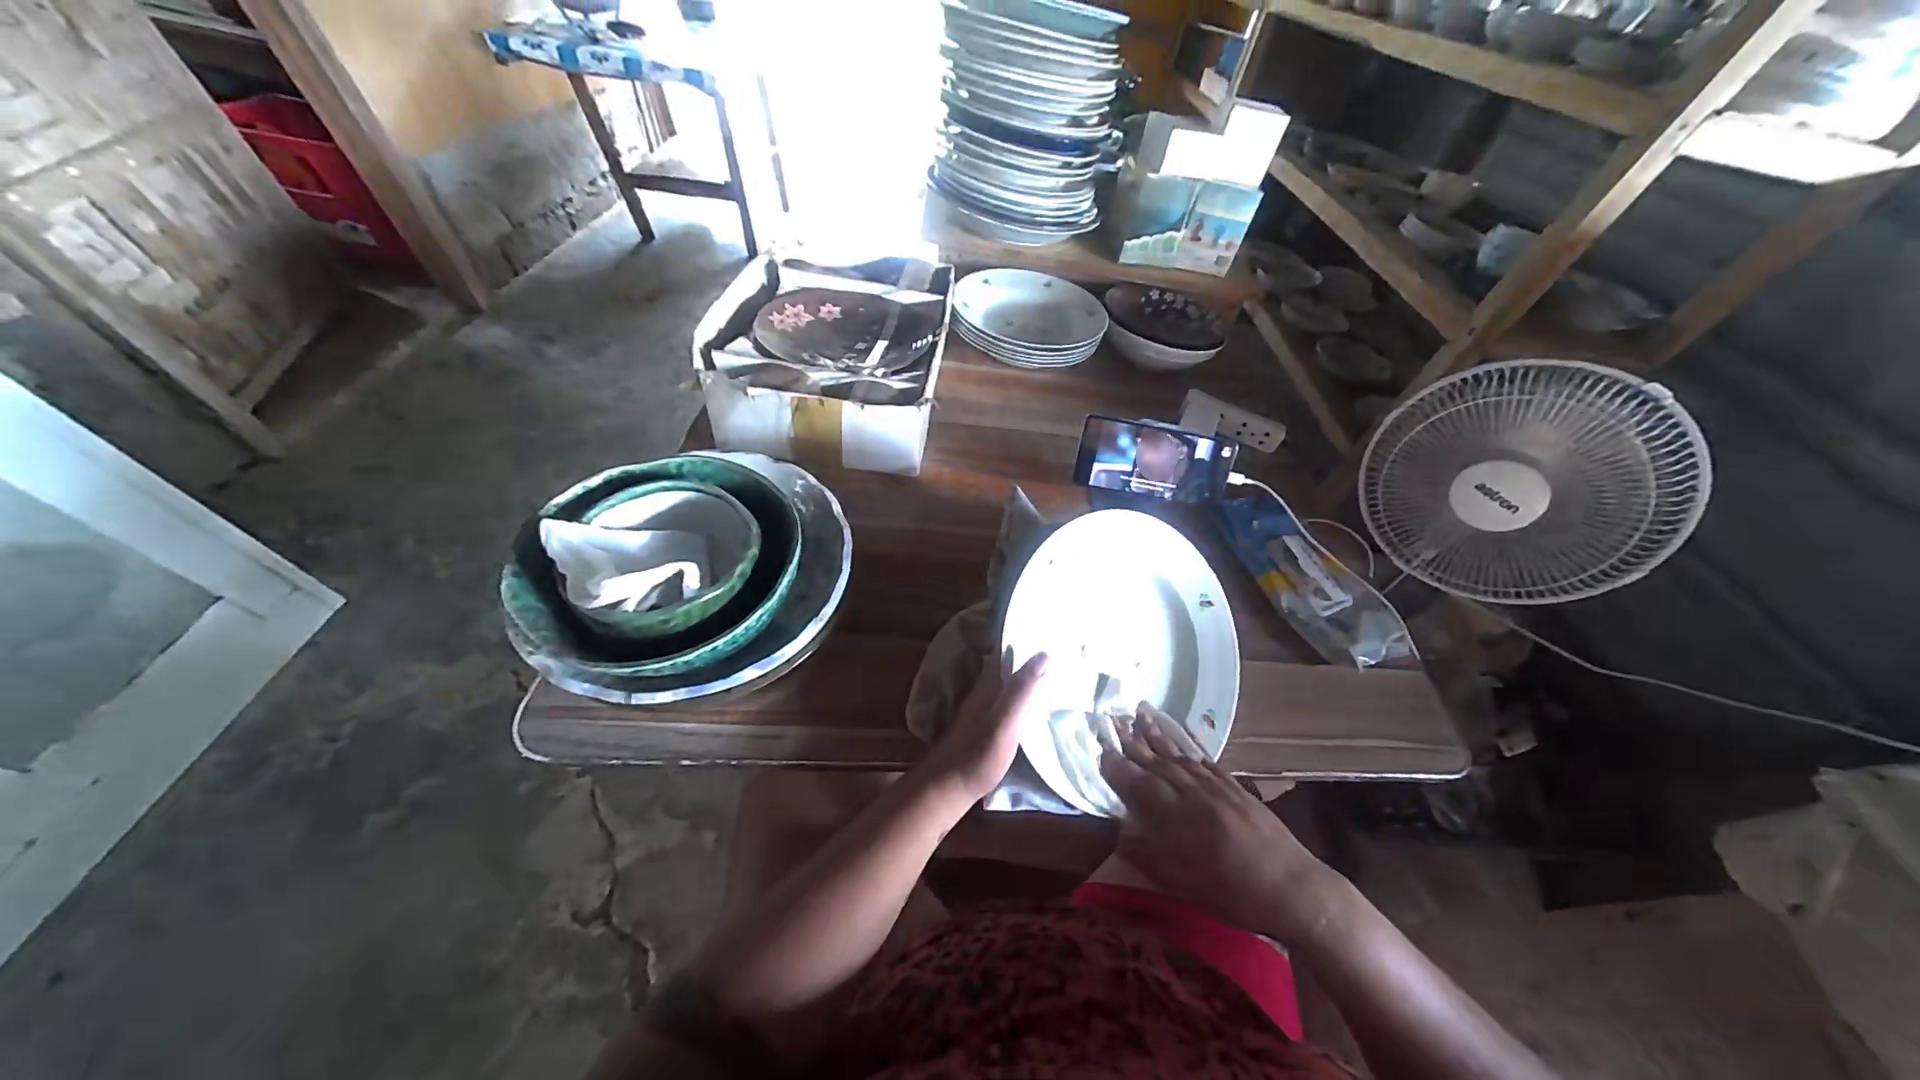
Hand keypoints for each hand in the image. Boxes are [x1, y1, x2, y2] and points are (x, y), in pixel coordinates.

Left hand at [919, 650, 1048, 804]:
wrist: (947, 789)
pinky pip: (1003, 706)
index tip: (1045, 634)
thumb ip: (1021, 689)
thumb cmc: (978, 754)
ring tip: (1048, 678)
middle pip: (1004, 670)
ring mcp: (979, 714)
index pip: (1004, 655)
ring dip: (1022, 680)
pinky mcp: (981, 731)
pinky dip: (1018, 701)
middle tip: (1054, 655)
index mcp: (986, 687)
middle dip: (1025, 661)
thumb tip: (1043, 654)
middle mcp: (981, 695)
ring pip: (1003, 688)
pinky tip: (1030, 708)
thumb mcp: (1005, 720)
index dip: (1022, 644)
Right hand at [1100, 706, 1343, 941]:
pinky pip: (1207, 761)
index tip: (1100, 749)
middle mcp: (1195, 794)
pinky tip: (1182, 741)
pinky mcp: (1238, 790)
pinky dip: (1190, 747)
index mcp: (1178, 817)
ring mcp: (1218, 789)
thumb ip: (1150, 857)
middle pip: (1158, 762)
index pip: (1139, 783)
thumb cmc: (1235, 894)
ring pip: (1181, 756)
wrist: (1295, 891)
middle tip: (1114, 720)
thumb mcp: (1185, 885)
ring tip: (1141, 716)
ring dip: (1159, 736)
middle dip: (1134, 741)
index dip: (1118, 766)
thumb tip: (1121, 834)